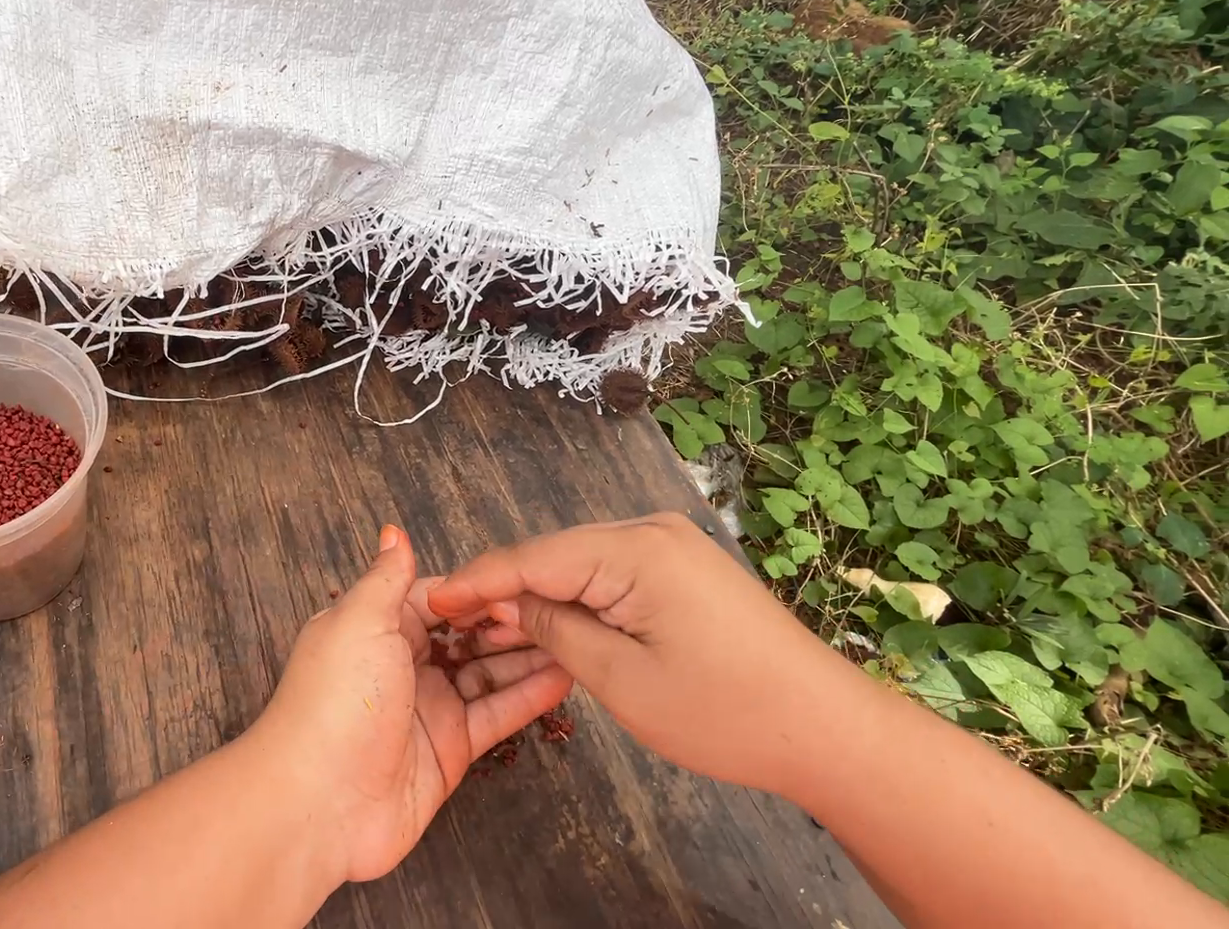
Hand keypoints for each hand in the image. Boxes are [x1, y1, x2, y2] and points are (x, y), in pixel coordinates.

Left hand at [252, 525, 573, 882]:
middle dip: (508, 620)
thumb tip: (392, 531)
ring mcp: (429, 705)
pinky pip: (494, 713)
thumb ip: (387, 578)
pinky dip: (527, 696)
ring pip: (486, 672)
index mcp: (378, 624)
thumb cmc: (335, 700)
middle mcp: (404, 661)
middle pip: (466, 633)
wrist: (320, 803)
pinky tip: (563, 677)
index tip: (524, 580)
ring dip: (525, 656)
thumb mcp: (360, 622)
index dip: (478, 589)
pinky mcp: (450, 747)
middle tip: (562, 608)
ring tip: (575, 637)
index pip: (438, 596)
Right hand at [425, 513, 876, 798]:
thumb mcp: (621, 679)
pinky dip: (577, 598)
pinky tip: (552, 622)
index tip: (431, 599)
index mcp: (635, 550)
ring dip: (540, 595)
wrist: (834, 733)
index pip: (531, 558)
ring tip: (493, 626)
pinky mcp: (681, 566)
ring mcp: (669, 545)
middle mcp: (650, 531)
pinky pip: (609, 573)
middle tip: (456, 622)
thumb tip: (506, 604)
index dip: (476, 580)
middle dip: (505, 588)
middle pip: (553, 555)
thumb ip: (553, 629)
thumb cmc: (726, 714)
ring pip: (578, 564)